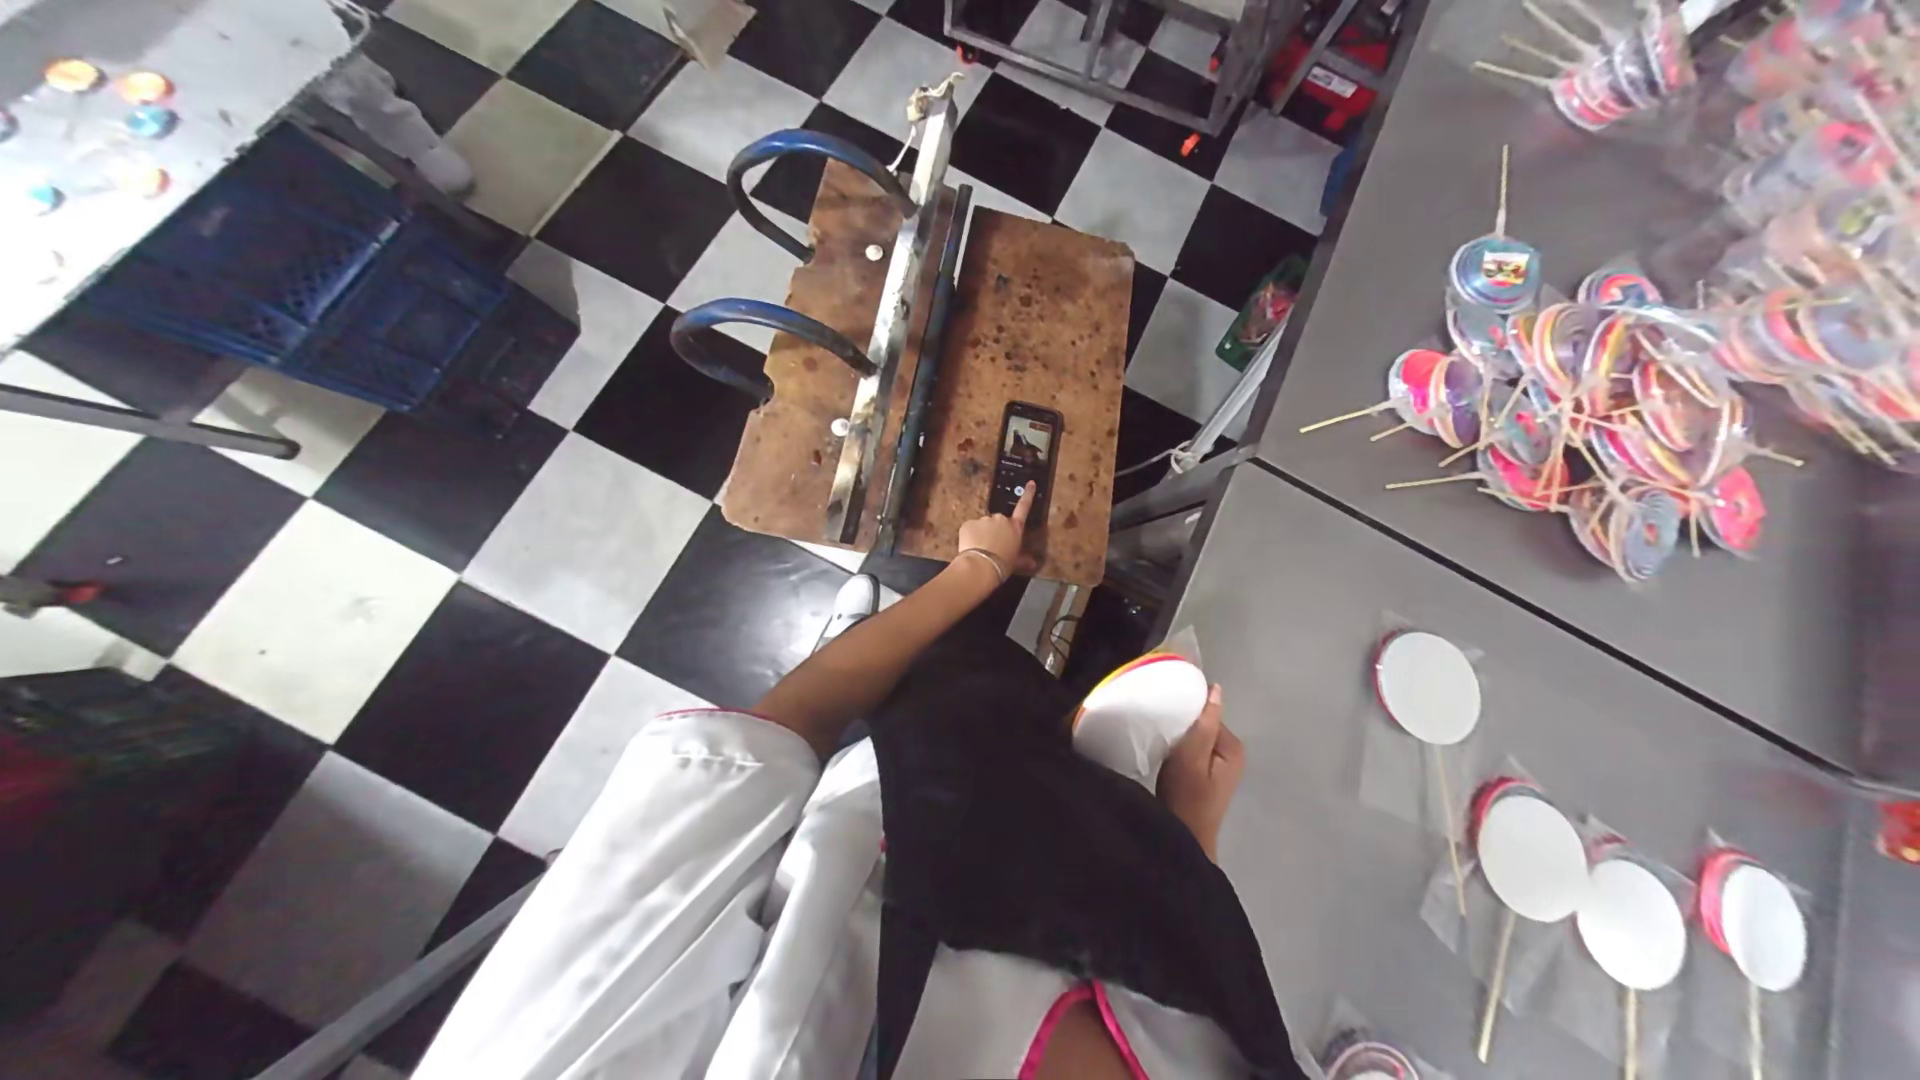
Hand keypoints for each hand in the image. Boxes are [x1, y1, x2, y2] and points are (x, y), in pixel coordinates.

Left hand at [957, 483, 1037, 575]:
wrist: (981, 566)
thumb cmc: (1003, 564)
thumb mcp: (1015, 562)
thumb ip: (1023, 560)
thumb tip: (1033, 563)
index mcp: (1015, 527)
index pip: (1024, 507)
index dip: (1028, 494)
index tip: (1030, 482)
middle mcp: (1001, 519)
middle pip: (998, 521)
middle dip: (995, 530)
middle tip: (992, 546)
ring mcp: (984, 520)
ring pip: (983, 525)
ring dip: (982, 534)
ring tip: (980, 549)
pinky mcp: (969, 523)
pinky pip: (970, 529)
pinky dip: (970, 536)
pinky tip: (970, 547)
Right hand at [1156, 685, 1242, 859]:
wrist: (1183, 838)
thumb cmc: (1186, 797)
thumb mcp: (1191, 756)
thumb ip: (1204, 723)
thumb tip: (1215, 688)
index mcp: (1233, 746)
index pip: (1206, 713)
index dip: (1184, 714)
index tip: (1163, 716)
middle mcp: (1232, 753)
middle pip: (1202, 724)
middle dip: (1182, 726)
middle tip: (1158, 732)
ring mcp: (1221, 766)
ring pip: (1195, 737)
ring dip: (1178, 738)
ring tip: (1160, 744)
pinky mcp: (1207, 775)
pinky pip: (1192, 750)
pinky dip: (1179, 750)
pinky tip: (1166, 757)